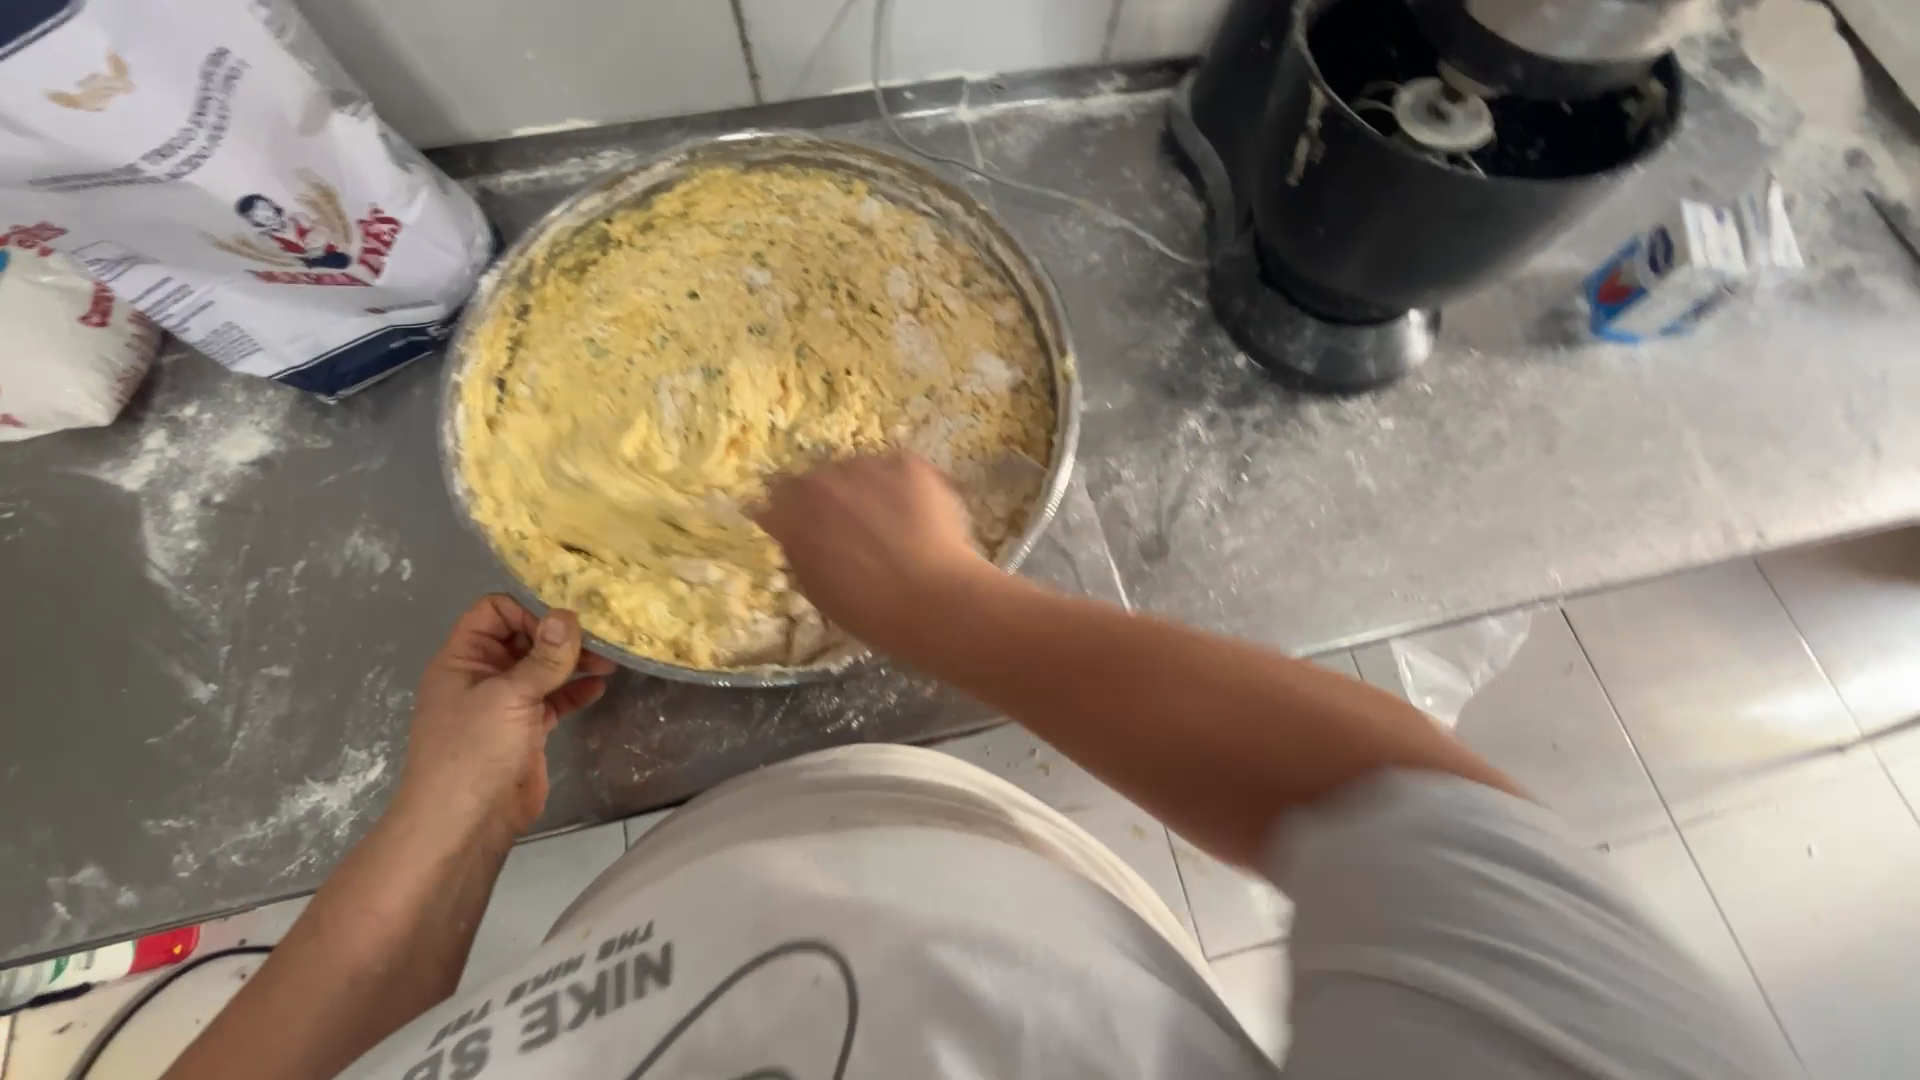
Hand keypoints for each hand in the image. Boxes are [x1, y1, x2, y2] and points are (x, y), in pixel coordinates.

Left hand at [397, 595, 616, 842]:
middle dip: (561, 636)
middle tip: (601, 640)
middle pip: (524, 638)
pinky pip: (554, 698)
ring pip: (543, 668)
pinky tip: (600, 688)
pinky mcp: (526, 728)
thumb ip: (544, 657)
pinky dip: (576, 691)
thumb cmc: (475, 751)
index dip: (529, 611)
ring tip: (609, 663)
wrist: (466, 823)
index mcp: (463, 659)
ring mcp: (505, 703)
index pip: (494, 612)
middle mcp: (483, 675)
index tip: (566, 625)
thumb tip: (568, 614)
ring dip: (574, 662)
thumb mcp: (509, 696)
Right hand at [755, 451, 990, 645]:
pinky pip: (900, 468)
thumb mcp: (817, 588)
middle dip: (834, 498)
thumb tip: (800, 535)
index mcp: (790, 515)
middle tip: (859, 528)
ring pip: (861, 470)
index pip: (780, 499)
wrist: (929, 598)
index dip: (797, 512)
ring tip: (895, 523)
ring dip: (870, 488)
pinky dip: (907, 486)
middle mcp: (820, 481)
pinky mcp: (906, 464)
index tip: (812, 527)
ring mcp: (864, 467)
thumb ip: (802, 550)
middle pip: (821, 480)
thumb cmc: (868, 608)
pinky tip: (921, 515)